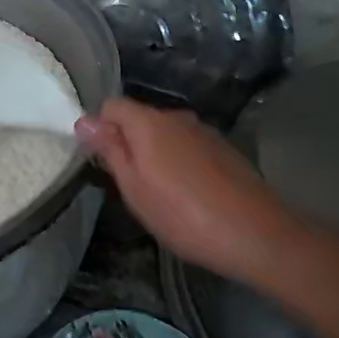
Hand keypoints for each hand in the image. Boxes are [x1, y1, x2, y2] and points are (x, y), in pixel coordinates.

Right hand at [75, 97, 307, 286]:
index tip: (101, 161)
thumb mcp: (135, 188)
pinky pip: (188, 145)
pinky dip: (181, 162)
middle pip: (140, 118)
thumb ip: (110, 150)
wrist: (254, 232)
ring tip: (162, 195)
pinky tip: (190, 195)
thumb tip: (84, 120)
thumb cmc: (183, 214)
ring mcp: (203, 130)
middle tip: (130, 186)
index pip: (112, 105)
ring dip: (156, 154)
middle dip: (129, 143)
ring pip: (165, 133)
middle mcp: (176, 116)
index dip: (100, 128)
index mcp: (149, 122)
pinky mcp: (223, 147)